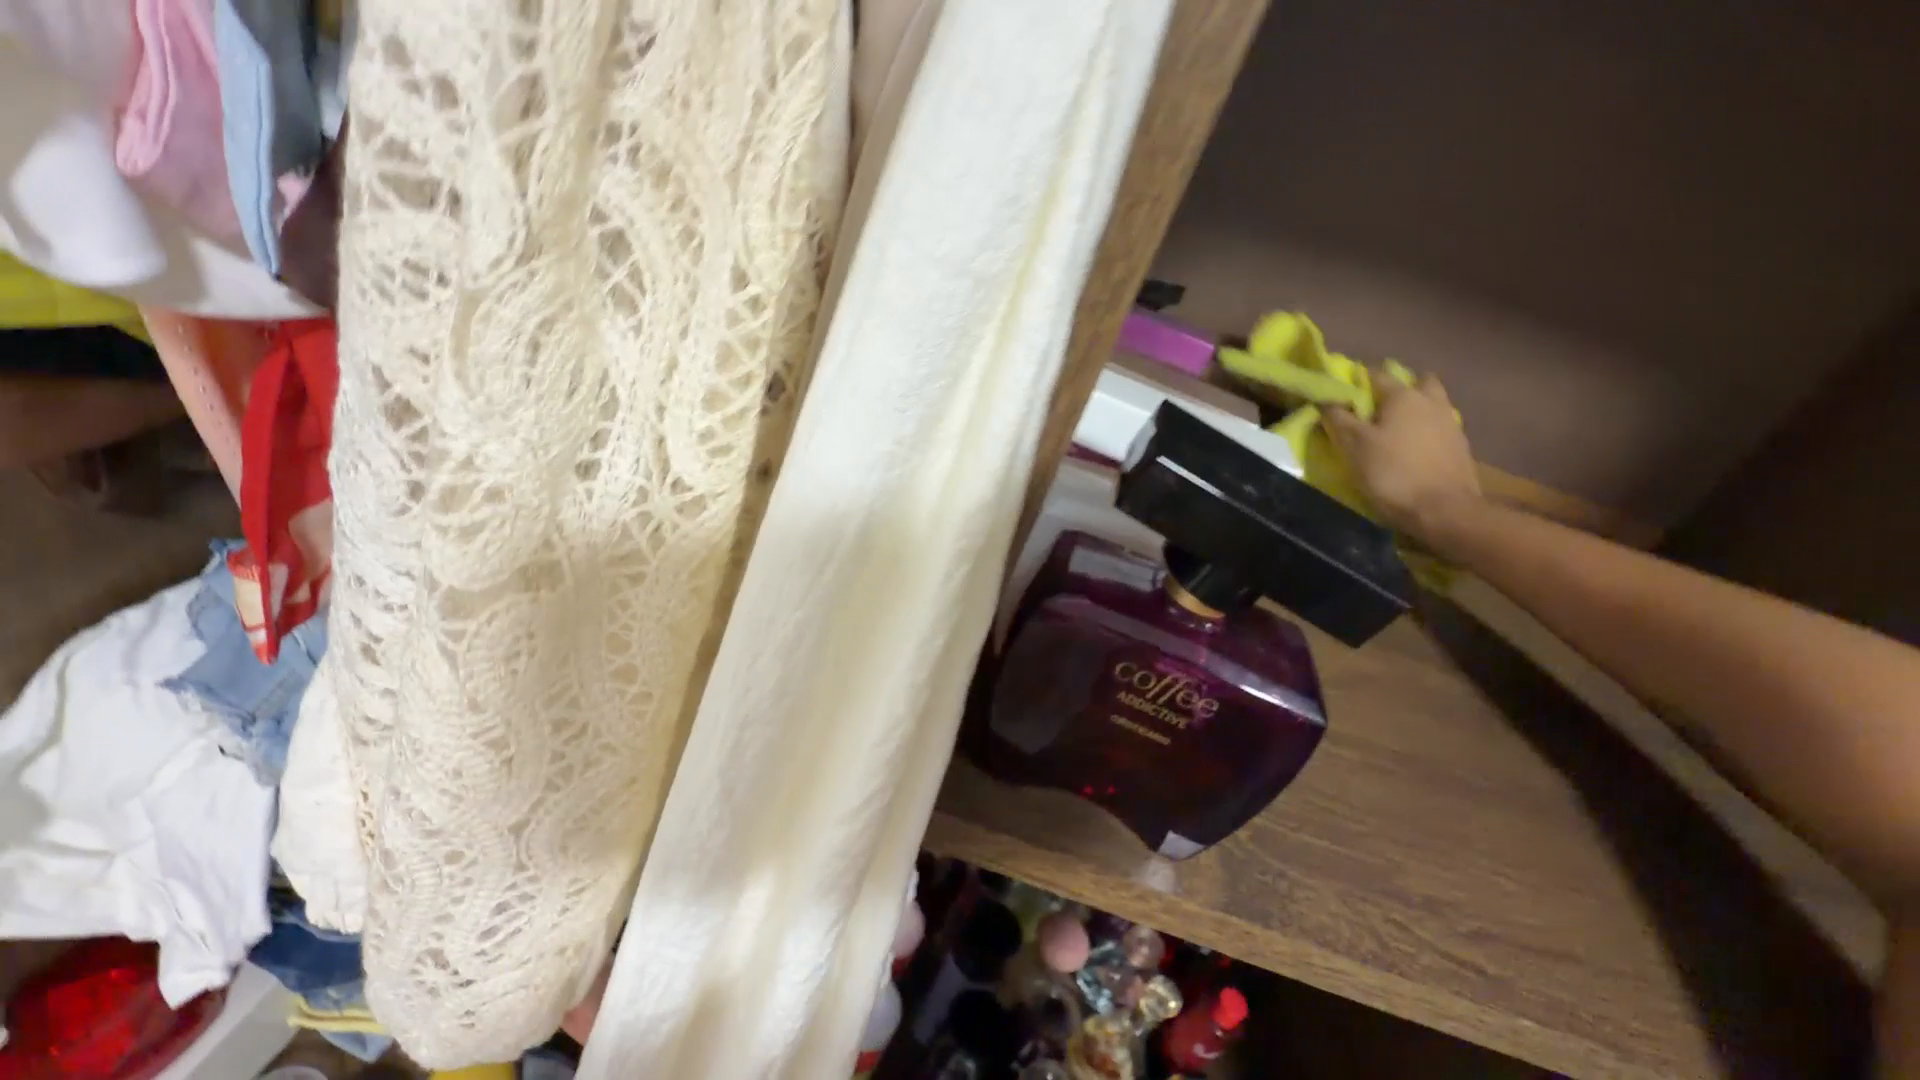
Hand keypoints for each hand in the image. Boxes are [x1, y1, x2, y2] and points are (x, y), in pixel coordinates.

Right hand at [1323, 373, 1482, 547]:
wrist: (1444, 510)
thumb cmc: (1392, 474)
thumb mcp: (1354, 446)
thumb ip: (1339, 419)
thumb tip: (1327, 400)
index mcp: (1403, 396)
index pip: (1377, 375)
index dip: (1358, 380)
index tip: (1344, 391)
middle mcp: (1431, 402)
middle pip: (1416, 382)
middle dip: (1399, 388)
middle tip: (1379, 407)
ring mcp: (1450, 423)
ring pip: (1432, 403)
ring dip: (1417, 408)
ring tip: (1397, 429)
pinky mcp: (1460, 446)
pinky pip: (1440, 426)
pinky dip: (1427, 429)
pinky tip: (1416, 447)